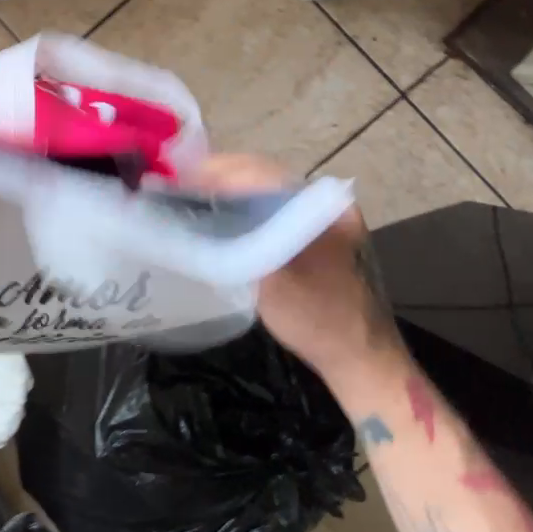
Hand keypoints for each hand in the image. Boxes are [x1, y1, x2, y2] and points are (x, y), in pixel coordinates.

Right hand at [188, 154, 407, 386]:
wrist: (361, 358)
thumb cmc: (316, 320)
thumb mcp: (269, 280)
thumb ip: (233, 239)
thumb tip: (181, 210)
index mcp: (321, 207)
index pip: (256, 172)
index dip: (209, 173)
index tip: (171, 181)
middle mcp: (324, 201)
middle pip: (256, 173)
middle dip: (211, 176)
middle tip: (172, 187)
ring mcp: (320, 214)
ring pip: (259, 186)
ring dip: (221, 188)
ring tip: (185, 198)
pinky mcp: (311, 228)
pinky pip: (266, 202)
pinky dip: (236, 203)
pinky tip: (213, 215)